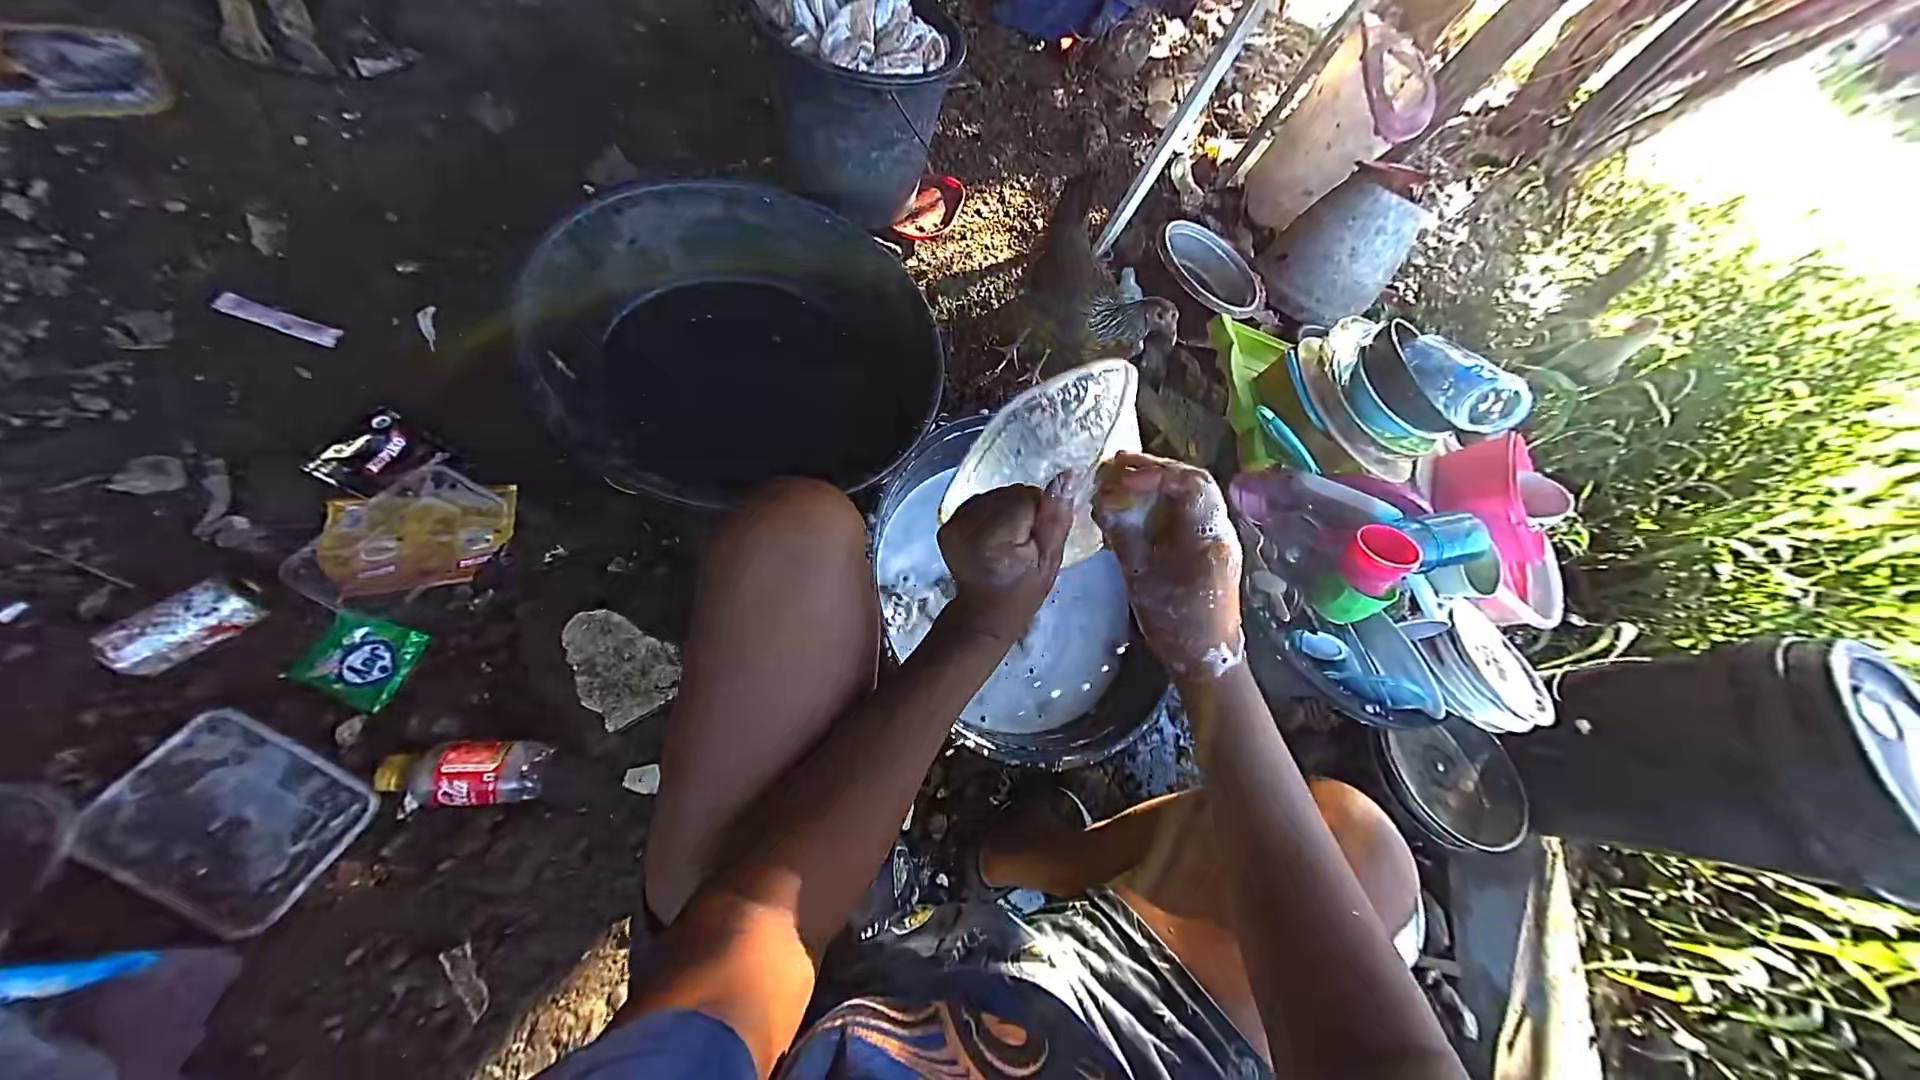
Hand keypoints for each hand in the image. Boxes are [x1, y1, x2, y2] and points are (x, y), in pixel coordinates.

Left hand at [938, 475, 1072, 644]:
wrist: (985, 611)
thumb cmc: (1022, 591)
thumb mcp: (1050, 561)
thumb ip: (1056, 519)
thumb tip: (1065, 478)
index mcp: (993, 538)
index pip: (1026, 497)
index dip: (1038, 514)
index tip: (1036, 538)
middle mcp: (967, 526)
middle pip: (1008, 493)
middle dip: (1022, 510)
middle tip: (1023, 541)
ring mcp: (953, 524)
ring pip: (994, 494)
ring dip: (1006, 510)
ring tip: (1008, 539)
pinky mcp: (947, 524)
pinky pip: (979, 502)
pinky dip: (990, 514)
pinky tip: (994, 536)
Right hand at [1092, 452, 1243, 678]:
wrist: (1207, 654)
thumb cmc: (1177, 623)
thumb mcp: (1141, 579)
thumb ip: (1123, 536)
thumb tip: (1102, 502)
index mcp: (1208, 536)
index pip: (1190, 484)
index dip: (1154, 473)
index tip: (1121, 478)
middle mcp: (1217, 527)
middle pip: (1191, 479)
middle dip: (1152, 468)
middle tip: (1114, 465)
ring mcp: (1214, 532)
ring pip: (1189, 488)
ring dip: (1155, 478)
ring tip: (1119, 474)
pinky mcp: (1204, 540)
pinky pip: (1184, 506)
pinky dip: (1158, 495)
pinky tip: (1134, 496)